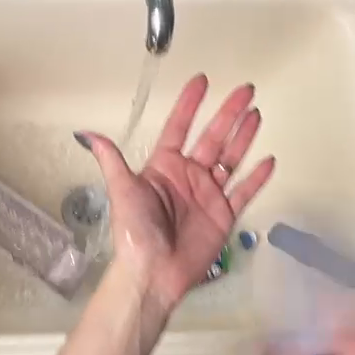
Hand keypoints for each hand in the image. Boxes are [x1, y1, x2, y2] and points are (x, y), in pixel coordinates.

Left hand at [77, 74, 275, 320]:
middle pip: (213, 137)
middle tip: (246, 90)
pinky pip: (243, 191)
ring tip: (256, 113)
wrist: (152, 273)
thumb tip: (86, 134)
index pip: (179, 127)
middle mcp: (188, 176)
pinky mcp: (224, 216)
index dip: (190, 104)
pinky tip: (268, 160)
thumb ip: (112, 160)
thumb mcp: (121, 191)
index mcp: (164, 167)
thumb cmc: (135, 232)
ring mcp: (208, 195)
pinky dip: (257, 177)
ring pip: (231, 159)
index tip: (202, 81)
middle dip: (228, 113)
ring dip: (244, 136)